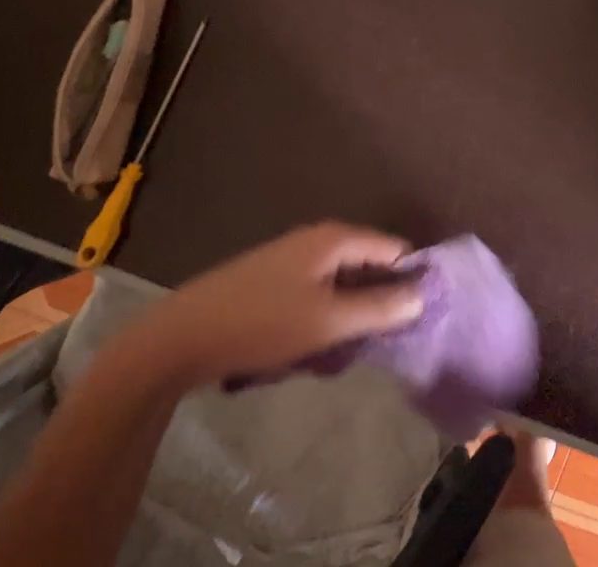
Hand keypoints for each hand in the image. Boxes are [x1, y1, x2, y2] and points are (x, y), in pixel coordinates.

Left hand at [116, 222, 423, 389]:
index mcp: (336, 239)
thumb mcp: (330, 321)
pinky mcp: (268, 284)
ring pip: (340, 291)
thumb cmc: (261, 325)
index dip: (410, 283)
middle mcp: (316, 241)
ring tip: (325, 358)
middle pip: (368, 271)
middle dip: (372, 310)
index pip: (396, 250)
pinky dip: (315, 324)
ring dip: (342, 324)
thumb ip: (381, 309)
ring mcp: (289, 261)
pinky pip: (312, 300)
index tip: (411, 322)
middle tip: (363, 347)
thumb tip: (422, 297)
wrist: (175, 341)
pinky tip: (298, 355)